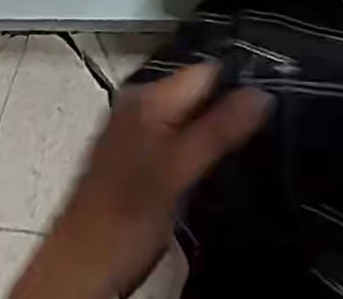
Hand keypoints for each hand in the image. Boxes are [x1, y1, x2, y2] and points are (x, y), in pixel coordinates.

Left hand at [11, 62, 270, 298]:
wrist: (78, 272)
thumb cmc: (122, 221)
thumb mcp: (179, 170)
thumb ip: (221, 128)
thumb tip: (263, 94)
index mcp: (148, 95)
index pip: (210, 69)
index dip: (240, 84)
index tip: (264, 108)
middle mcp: (140, 101)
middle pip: (202, 89)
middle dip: (229, 106)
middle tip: (252, 133)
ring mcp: (138, 126)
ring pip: (194, 112)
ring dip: (215, 127)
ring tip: (233, 151)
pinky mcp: (138, 151)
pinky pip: (182, 131)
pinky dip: (198, 143)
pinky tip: (207, 165)